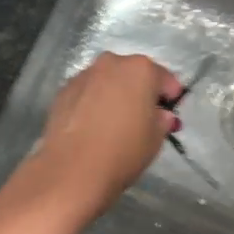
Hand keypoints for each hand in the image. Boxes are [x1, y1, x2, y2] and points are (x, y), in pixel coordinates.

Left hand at [29, 53, 181, 216]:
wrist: (73, 170)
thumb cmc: (123, 151)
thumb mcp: (156, 138)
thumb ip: (162, 120)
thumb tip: (160, 115)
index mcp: (140, 69)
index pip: (164, 78)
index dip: (170, 97)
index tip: (169, 114)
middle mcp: (111, 63)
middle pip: (133, 74)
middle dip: (140, 92)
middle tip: (143, 117)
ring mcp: (84, 74)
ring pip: (107, 81)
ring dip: (114, 95)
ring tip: (114, 122)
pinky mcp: (64, 90)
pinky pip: (87, 92)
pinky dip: (93, 102)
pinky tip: (93, 126)